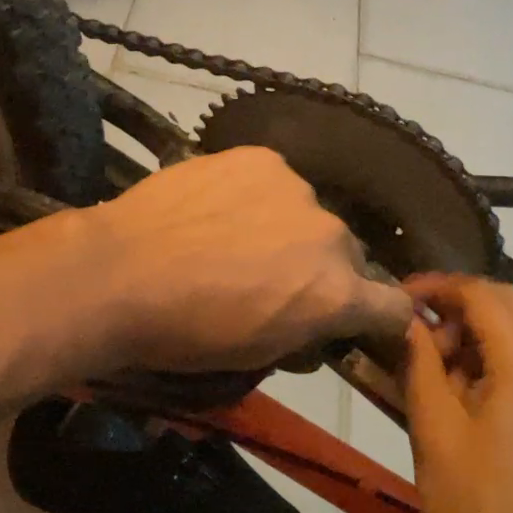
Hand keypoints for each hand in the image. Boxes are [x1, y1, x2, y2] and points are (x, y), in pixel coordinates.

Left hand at [68, 146, 412, 371]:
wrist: (119, 272)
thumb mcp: (256, 354)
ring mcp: (296, 188)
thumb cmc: (185, 334)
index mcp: (335, 293)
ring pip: (308, 213)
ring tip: (234, 237)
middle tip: (271, 279)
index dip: (381, 317)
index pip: (393, 306)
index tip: (358, 319)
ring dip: (288, 227)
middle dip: (321, 269)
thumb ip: (306, 332)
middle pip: (346, 253)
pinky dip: (257, 196)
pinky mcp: (261, 157)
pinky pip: (274, 181)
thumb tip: (317, 322)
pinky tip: (217, 207)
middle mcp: (331, 235)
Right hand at [402, 275, 512, 512]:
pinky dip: (490, 356)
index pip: (482, 294)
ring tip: (429, 361)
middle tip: (412, 327)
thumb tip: (404, 317)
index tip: (396, 294)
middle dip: (456, 305)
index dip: (437, 286)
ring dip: (473, 330)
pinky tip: (456, 385)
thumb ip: (418, 362)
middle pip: (505, 304)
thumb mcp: (433, 428)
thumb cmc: (475, 504)